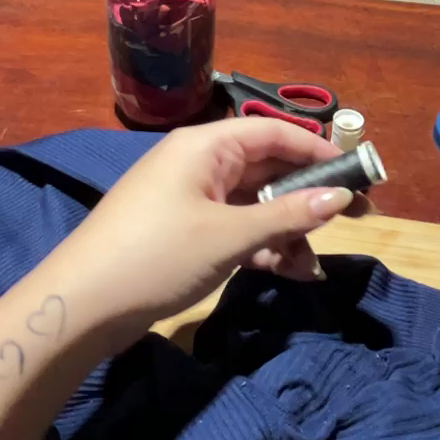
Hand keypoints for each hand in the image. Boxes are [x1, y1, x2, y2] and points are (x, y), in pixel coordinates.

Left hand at [38, 118, 354, 340]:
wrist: (81, 307)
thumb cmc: (158, 256)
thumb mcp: (230, 237)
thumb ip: (288, 216)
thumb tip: (340, 197)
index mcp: (206, 146)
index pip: (274, 132)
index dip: (319, 150)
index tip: (359, 174)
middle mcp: (200, 163)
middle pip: (267, 168)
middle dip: (308, 196)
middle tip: (354, 218)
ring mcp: (190, 198)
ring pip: (254, 203)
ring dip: (286, 230)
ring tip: (312, 266)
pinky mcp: (184, 230)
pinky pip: (235, 227)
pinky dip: (261, 245)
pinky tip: (285, 271)